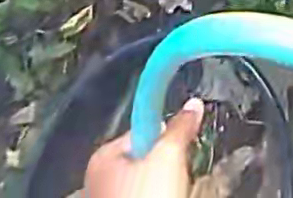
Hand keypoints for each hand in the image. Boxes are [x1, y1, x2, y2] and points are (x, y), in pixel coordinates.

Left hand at [84, 97, 204, 197]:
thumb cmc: (147, 197)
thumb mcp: (170, 154)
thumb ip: (181, 126)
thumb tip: (194, 104)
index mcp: (103, 158)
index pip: (144, 129)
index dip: (167, 134)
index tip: (183, 145)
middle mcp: (98, 181)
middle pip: (146, 157)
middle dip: (168, 163)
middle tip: (182, 172)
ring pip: (148, 184)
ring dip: (167, 185)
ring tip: (178, 192)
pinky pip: (147, 197)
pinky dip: (162, 197)